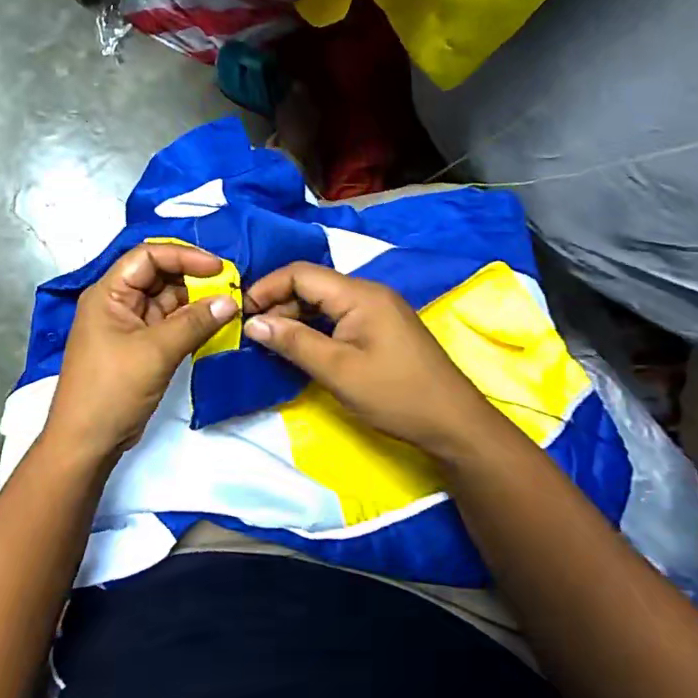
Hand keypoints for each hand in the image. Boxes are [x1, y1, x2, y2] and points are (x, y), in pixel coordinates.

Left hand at [45, 243, 237, 459]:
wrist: (86, 441)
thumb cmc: (112, 389)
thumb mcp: (155, 352)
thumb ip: (194, 323)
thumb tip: (231, 301)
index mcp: (108, 293)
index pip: (147, 257)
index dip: (183, 256)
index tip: (219, 268)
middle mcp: (115, 303)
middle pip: (157, 276)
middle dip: (193, 278)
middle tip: (230, 287)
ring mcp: (127, 326)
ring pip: (165, 301)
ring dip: (194, 301)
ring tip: (229, 305)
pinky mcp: (138, 348)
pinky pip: (166, 324)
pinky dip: (189, 323)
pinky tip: (214, 324)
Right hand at [242, 262, 503, 460]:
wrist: (455, 425)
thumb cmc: (396, 395)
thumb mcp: (337, 370)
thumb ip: (293, 341)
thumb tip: (252, 323)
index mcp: (360, 294)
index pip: (300, 273)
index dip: (266, 288)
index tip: (242, 313)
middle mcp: (368, 292)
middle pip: (310, 284)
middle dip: (277, 303)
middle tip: (253, 332)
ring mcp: (377, 308)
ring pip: (322, 300)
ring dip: (293, 316)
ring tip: (271, 341)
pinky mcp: (380, 326)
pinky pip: (337, 314)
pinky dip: (313, 326)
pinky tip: (300, 346)